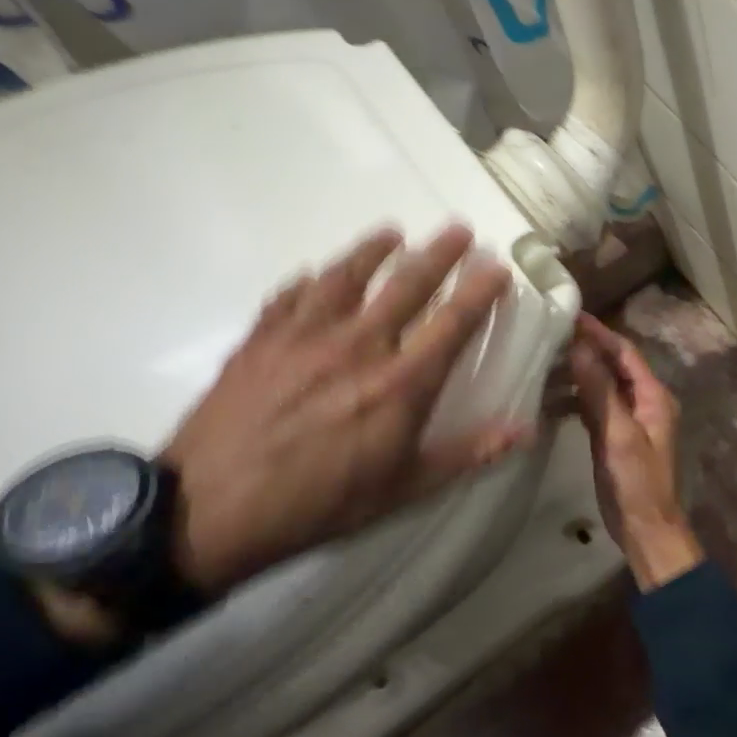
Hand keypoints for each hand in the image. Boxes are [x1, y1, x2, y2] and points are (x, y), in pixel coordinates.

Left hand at [160, 224, 532, 594]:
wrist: (212, 506)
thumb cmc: (323, 502)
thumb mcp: (406, 488)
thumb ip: (468, 454)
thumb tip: (524, 431)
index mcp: (401, 384)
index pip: (452, 324)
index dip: (480, 292)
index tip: (499, 267)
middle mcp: (357, 346)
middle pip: (405, 286)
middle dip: (438, 255)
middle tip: (459, 230)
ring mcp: (303, 337)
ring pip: (345, 276)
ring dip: (373, 250)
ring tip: (392, 234)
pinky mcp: (259, 340)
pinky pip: (291, 295)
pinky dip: (312, 279)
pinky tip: (318, 273)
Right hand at [564, 313, 702, 589]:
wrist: (645, 529)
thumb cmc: (638, 483)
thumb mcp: (619, 434)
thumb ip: (600, 391)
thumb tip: (579, 346)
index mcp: (654, 398)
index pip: (625, 353)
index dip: (598, 332)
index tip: (566, 313)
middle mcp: (644, 403)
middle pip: (612, 366)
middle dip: (582, 349)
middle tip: (543, 333)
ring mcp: (628, 421)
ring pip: (600, 386)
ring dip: (574, 374)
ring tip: (537, 360)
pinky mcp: (613, 438)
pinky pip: (593, 409)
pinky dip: (573, 400)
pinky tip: (545, 397)